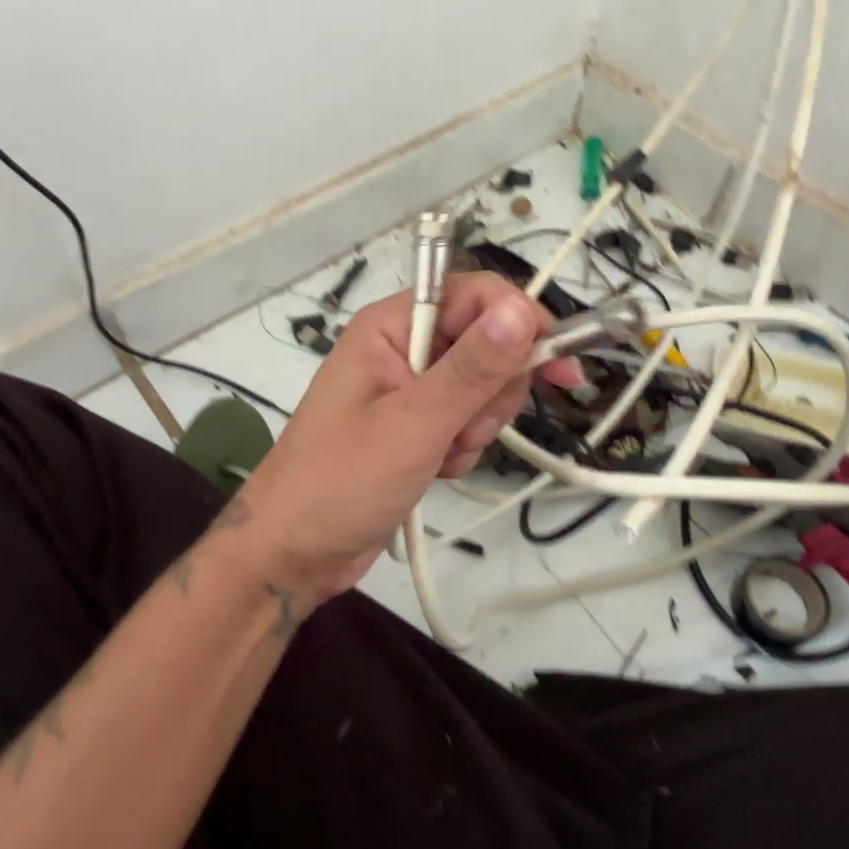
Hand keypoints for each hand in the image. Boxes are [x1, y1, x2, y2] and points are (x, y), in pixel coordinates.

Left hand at [234, 272, 583, 602]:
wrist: (294, 553)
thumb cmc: (342, 481)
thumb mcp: (414, 423)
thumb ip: (472, 368)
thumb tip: (521, 309)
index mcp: (390, 326)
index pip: (474, 294)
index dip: (518, 321)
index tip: (554, 364)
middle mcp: (401, 347)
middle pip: (486, 342)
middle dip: (490, 391)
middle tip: (462, 427)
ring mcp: (410, 390)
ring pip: (482, 388)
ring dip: (475, 426)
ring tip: (438, 456)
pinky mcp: (416, 428)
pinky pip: (466, 422)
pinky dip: (461, 448)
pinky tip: (434, 471)